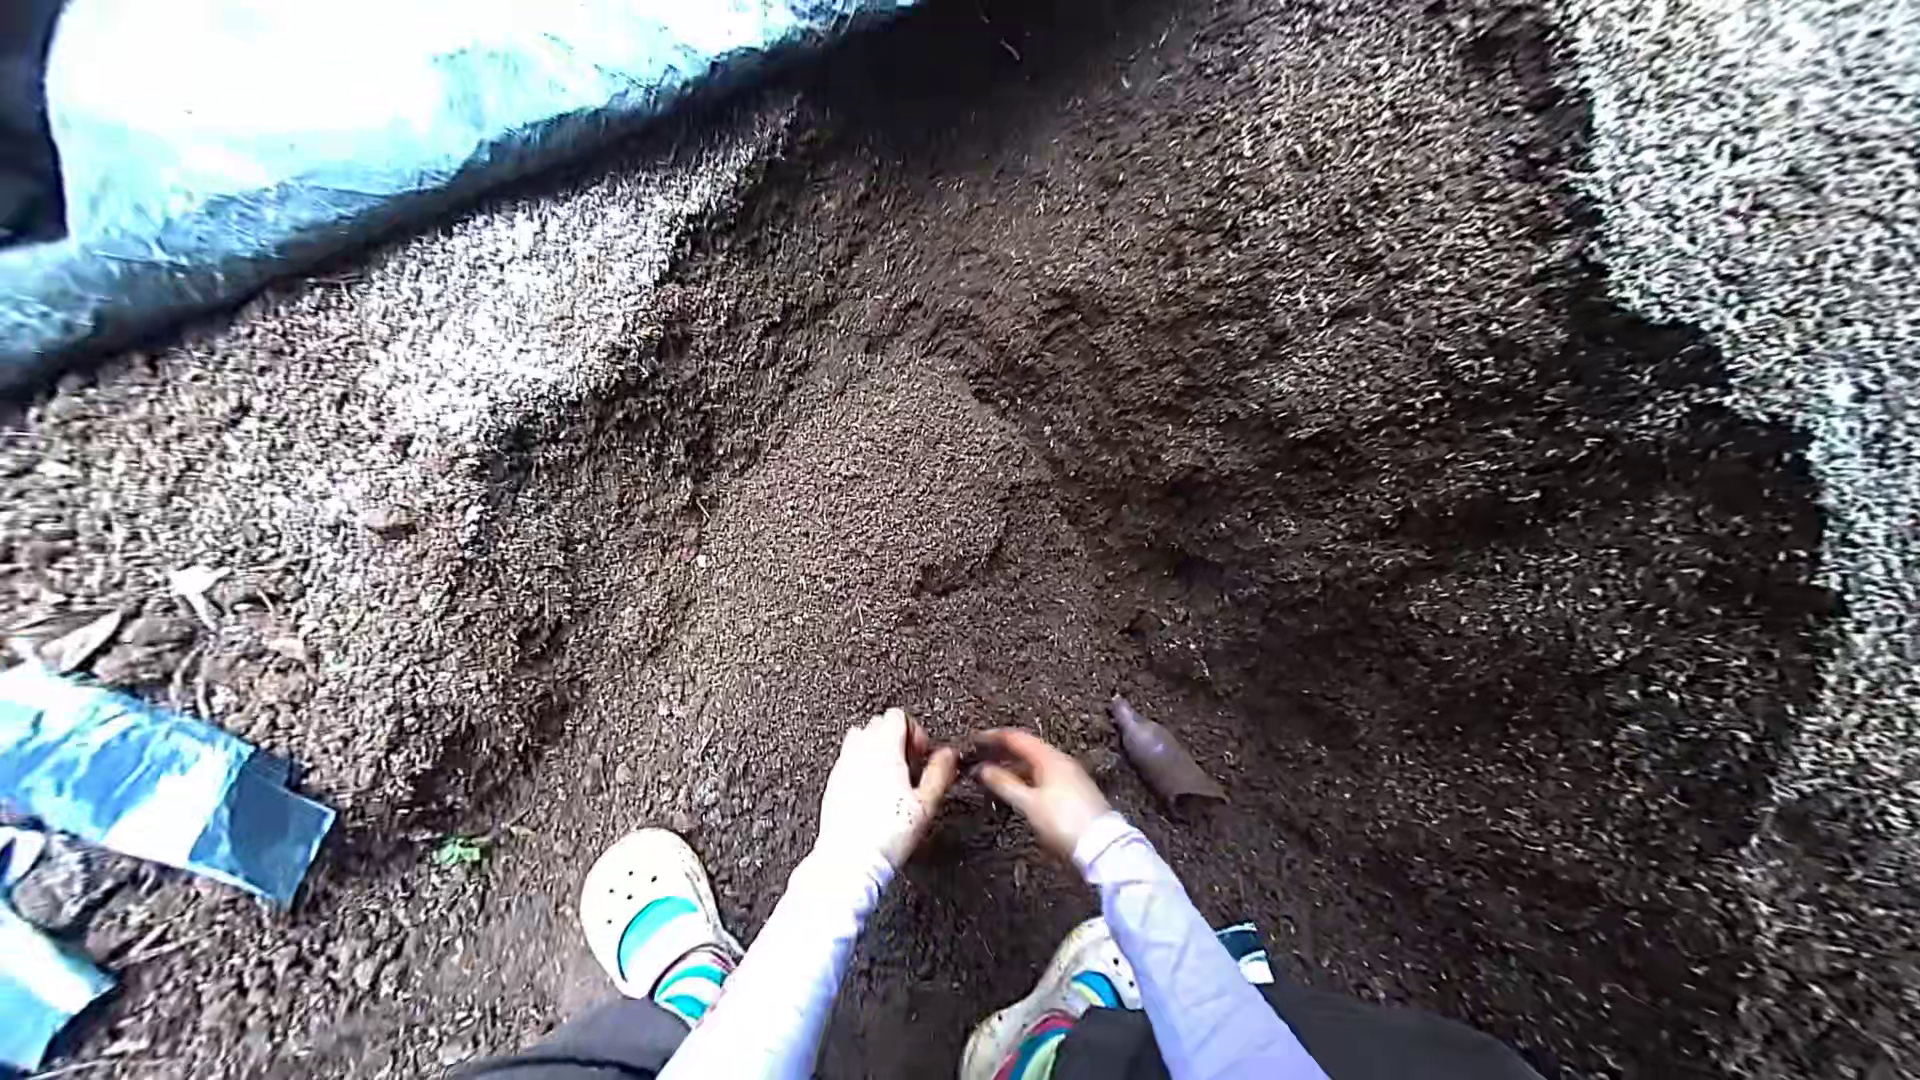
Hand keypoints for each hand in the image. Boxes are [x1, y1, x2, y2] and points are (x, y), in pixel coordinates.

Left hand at [818, 707, 959, 868]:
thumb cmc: (886, 835)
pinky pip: (849, 758)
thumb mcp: (926, 804)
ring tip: (891, 776)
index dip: (915, 731)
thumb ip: (940, 772)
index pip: (898, 715)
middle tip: (910, 766)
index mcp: (884, 747)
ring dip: (878, 749)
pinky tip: (873, 791)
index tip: (921, 754)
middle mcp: (860, 749)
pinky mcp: (833, 782)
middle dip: (898, 739)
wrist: (849, 861)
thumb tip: (949, 755)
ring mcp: (843, 764)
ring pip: (861, 737)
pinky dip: (863, 765)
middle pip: (880, 722)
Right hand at [972, 729, 1113, 857]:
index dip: (994, 737)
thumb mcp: (1029, 803)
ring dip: (1013, 765)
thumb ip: (1004, 783)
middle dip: (1002, 751)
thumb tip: (983, 769)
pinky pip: (1043, 774)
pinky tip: (1017, 789)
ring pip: (1035, 762)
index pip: (1016, 737)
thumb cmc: (1064, 822)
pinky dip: (1026, 776)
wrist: (1102, 846)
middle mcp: (1060, 760)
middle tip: (981, 756)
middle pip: (1026, 748)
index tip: (976, 739)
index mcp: (1049, 757)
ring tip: (993, 774)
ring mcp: (1068, 774)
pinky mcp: (1073, 789)